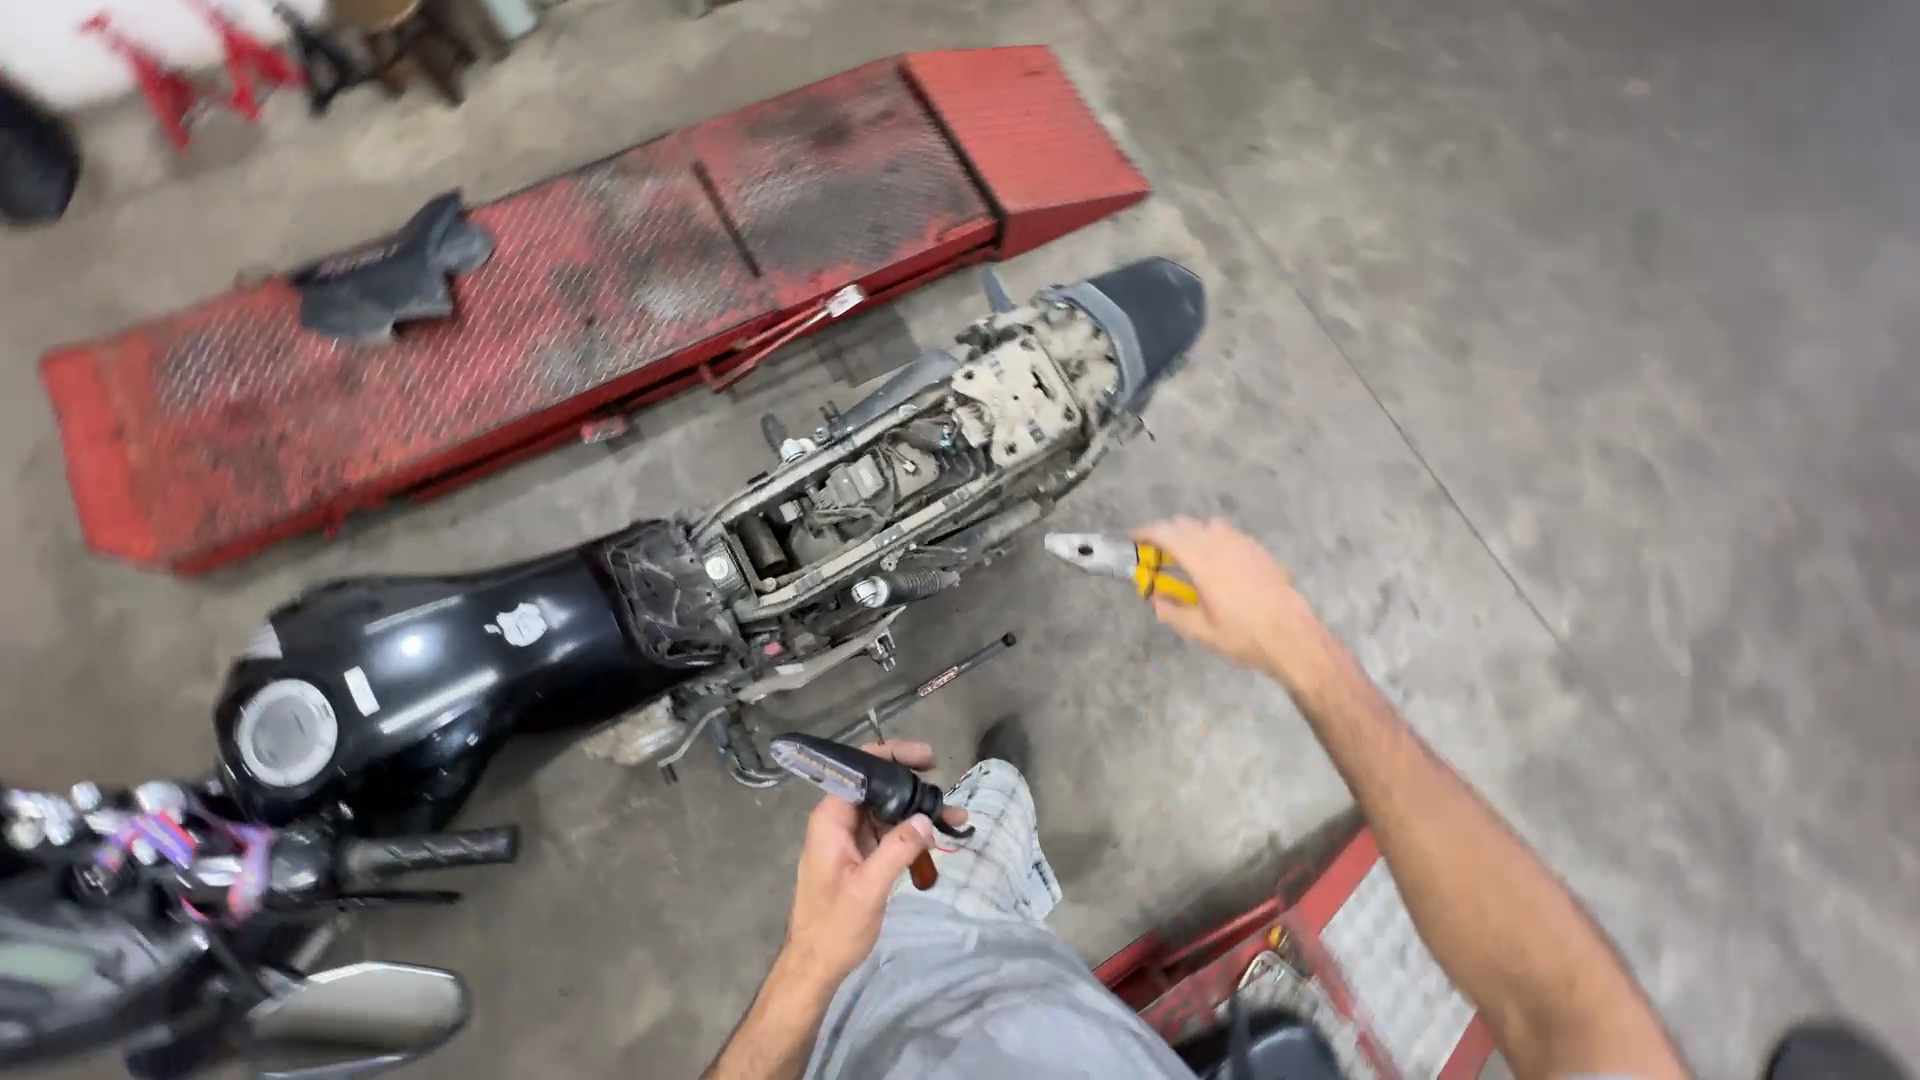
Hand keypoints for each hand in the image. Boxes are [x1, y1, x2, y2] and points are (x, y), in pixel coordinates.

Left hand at [777, 741, 963, 990]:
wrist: (815, 966)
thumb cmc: (833, 928)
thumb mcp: (868, 889)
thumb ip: (896, 850)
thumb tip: (926, 818)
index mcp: (831, 818)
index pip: (861, 769)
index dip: (893, 756)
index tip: (927, 759)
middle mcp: (838, 819)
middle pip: (877, 784)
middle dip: (913, 782)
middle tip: (946, 787)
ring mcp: (849, 836)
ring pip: (886, 807)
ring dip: (917, 808)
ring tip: (954, 816)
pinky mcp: (860, 852)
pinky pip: (888, 829)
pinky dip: (911, 828)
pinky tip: (937, 835)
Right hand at [1134, 517, 1313, 672]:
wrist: (1293, 638)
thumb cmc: (1243, 637)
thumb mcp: (1199, 632)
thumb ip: (1171, 612)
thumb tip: (1155, 599)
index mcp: (1202, 561)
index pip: (1166, 534)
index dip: (1145, 533)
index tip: (1133, 540)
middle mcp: (1221, 544)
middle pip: (1185, 524)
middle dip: (1166, 534)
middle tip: (1156, 555)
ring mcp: (1244, 544)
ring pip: (1209, 525)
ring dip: (1191, 534)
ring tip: (1187, 558)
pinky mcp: (1259, 550)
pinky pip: (1229, 534)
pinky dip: (1214, 540)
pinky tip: (1217, 565)